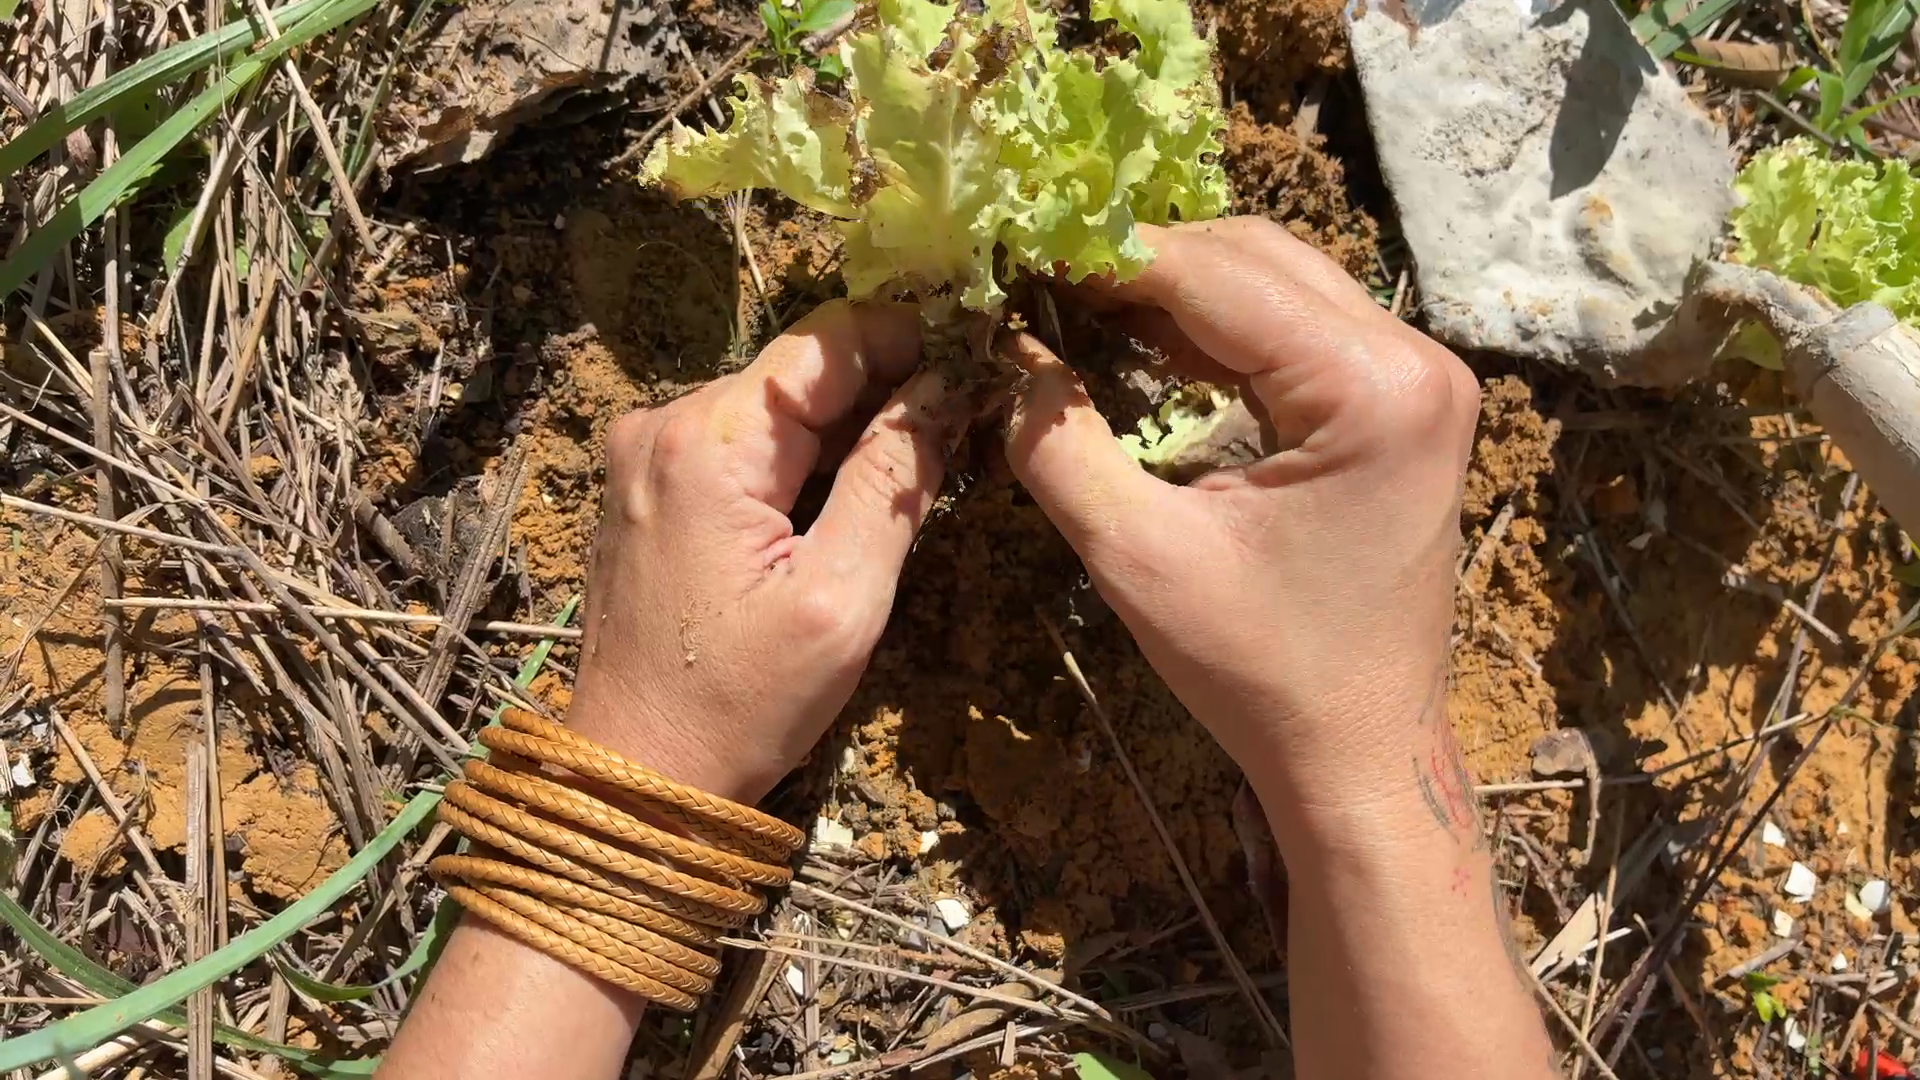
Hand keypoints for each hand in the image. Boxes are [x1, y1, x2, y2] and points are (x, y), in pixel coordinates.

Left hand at [566, 300, 961, 803]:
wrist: (637, 775)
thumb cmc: (745, 700)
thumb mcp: (843, 595)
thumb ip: (893, 478)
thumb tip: (944, 387)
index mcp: (711, 441)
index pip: (826, 343)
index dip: (905, 338)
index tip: (968, 358)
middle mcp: (665, 424)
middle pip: (800, 375)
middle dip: (884, 391)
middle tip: (956, 422)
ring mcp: (649, 456)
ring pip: (776, 412)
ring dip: (847, 431)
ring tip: (914, 466)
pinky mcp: (652, 490)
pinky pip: (746, 449)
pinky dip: (804, 463)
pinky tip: (845, 500)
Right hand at [1004, 218, 1480, 848]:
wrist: (1356, 747)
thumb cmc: (1254, 669)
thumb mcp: (1136, 560)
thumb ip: (1060, 449)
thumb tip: (1011, 363)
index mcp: (1368, 388)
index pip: (1217, 276)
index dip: (1109, 256)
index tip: (1027, 246)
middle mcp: (1412, 361)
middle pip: (1255, 260)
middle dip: (1142, 263)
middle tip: (1047, 279)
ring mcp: (1413, 382)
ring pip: (1274, 287)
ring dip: (1174, 290)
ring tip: (1082, 303)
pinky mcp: (1393, 410)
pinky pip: (1291, 336)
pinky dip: (1212, 331)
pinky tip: (1147, 345)